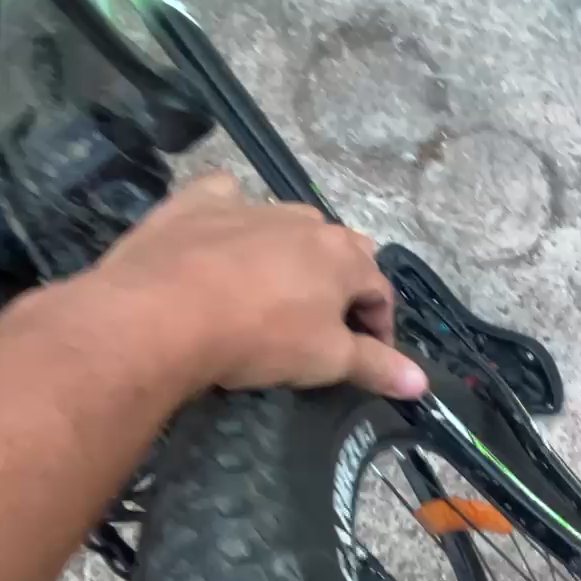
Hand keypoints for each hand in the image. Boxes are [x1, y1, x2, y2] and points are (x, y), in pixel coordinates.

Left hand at [78, 173, 426, 396]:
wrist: (158, 317)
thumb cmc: (260, 338)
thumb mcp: (328, 361)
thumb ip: (378, 367)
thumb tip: (422, 384)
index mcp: (345, 257)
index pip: (380, 292)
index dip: (380, 328)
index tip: (367, 358)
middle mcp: (306, 222)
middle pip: (344, 250)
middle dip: (345, 284)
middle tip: (328, 324)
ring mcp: (251, 207)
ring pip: (292, 222)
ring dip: (297, 251)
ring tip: (281, 289)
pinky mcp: (197, 204)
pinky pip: (227, 196)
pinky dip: (234, 212)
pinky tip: (226, 232)